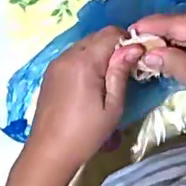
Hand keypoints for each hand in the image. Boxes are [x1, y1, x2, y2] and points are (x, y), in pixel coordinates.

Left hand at [22, 26, 142, 176]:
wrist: (48, 153)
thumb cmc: (85, 133)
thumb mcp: (112, 106)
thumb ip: (121, 72)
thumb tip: (134, 47)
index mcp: (84, 62)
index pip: (111, 33)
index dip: (128, 41)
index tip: (137, 59)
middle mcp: (68, 56)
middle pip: (97, 35)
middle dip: (115, 45)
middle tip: (126, 68)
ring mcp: (56, 63)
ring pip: (85, 43)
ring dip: (100, 51)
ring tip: (109, 76)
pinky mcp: (50, 72)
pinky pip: (73, 54)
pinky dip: (87, 59)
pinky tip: (92, 80)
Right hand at [129, 13, 185, 126]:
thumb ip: (170, 61)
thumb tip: (148, 53)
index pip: (171, 21)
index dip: (147, 26)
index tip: (125, 33)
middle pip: (177, 25)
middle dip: (154, 35)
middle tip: (129, 46)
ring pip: (185, 34)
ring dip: (165, 42)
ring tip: (141, 52)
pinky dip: (178, 49)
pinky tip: (163, 57)